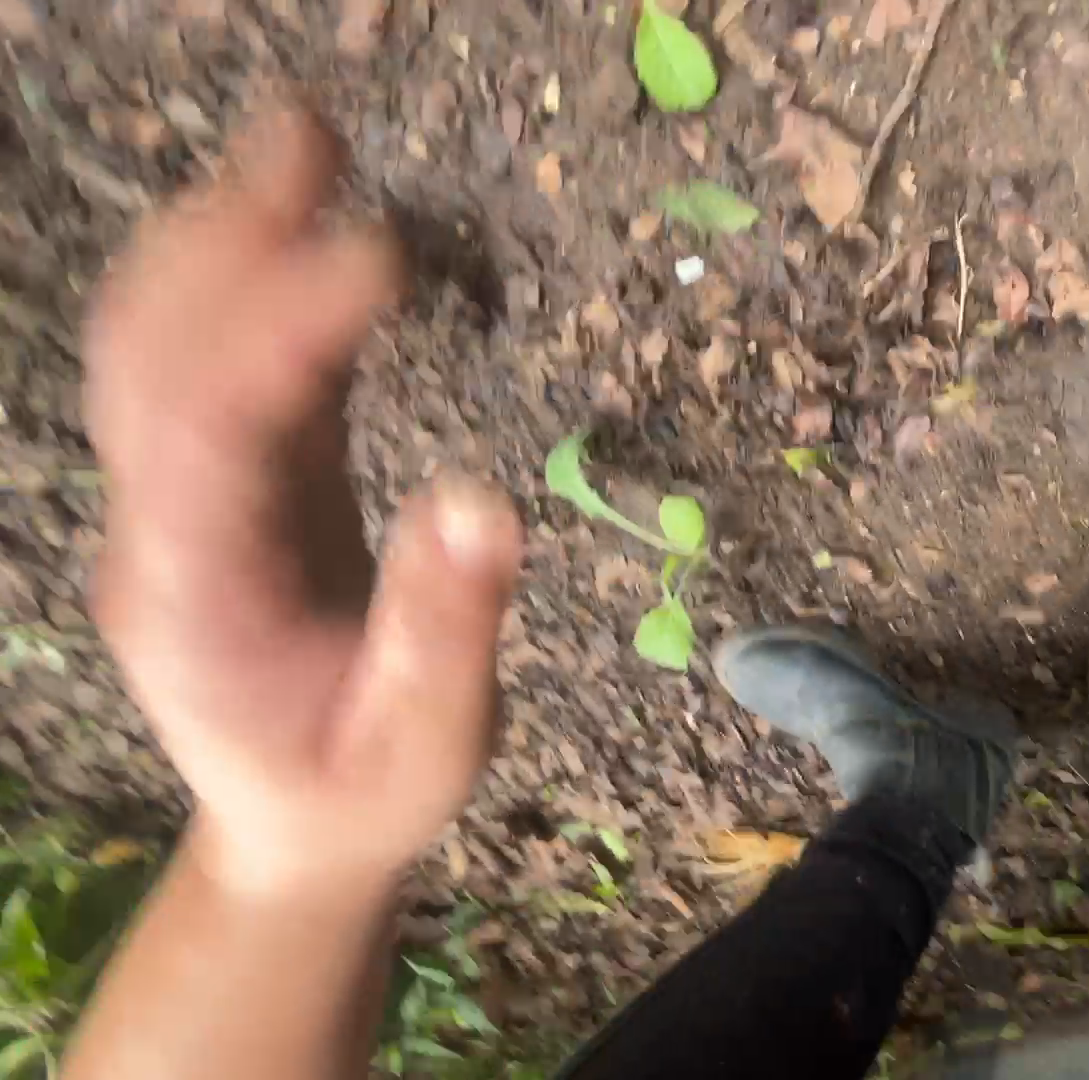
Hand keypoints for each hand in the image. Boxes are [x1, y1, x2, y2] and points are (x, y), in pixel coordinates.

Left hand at [84, 105, 522, 900]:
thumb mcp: (428, 734)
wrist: (298, 828)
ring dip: (227, 244)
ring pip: (175, 353)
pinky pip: (233, 382)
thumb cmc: (369, 788)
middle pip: (162, 359)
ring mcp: (194, 509)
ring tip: (297, 154)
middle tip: (306, 136)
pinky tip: (311, 255)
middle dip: (229, 239)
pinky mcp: (246, 500)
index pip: (219, 428)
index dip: (289, 330)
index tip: (378, 252)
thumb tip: (485, 496)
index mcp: (201, 591)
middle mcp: (168, 528)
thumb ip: (448, 626)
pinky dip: (264, 301)